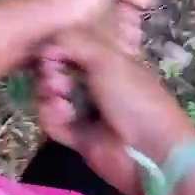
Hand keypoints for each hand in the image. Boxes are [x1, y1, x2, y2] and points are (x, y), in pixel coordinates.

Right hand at [35, 4, 194, 194]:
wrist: (150, 153)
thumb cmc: (134, 98)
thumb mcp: (108, 58)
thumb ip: (72, 41)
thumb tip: (44, 47)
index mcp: (107, 61)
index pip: (71, 46)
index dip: (57, 47)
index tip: (52, 51)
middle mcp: (93, 82)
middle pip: (54, 68)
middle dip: (49, 71)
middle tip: (58, 80)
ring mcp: (83, 108)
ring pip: (48, 93)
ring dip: (48, 94)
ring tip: (61, 101)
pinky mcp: (74, 135)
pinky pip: (49, 119)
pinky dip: (51, 116)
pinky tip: (63, 117)